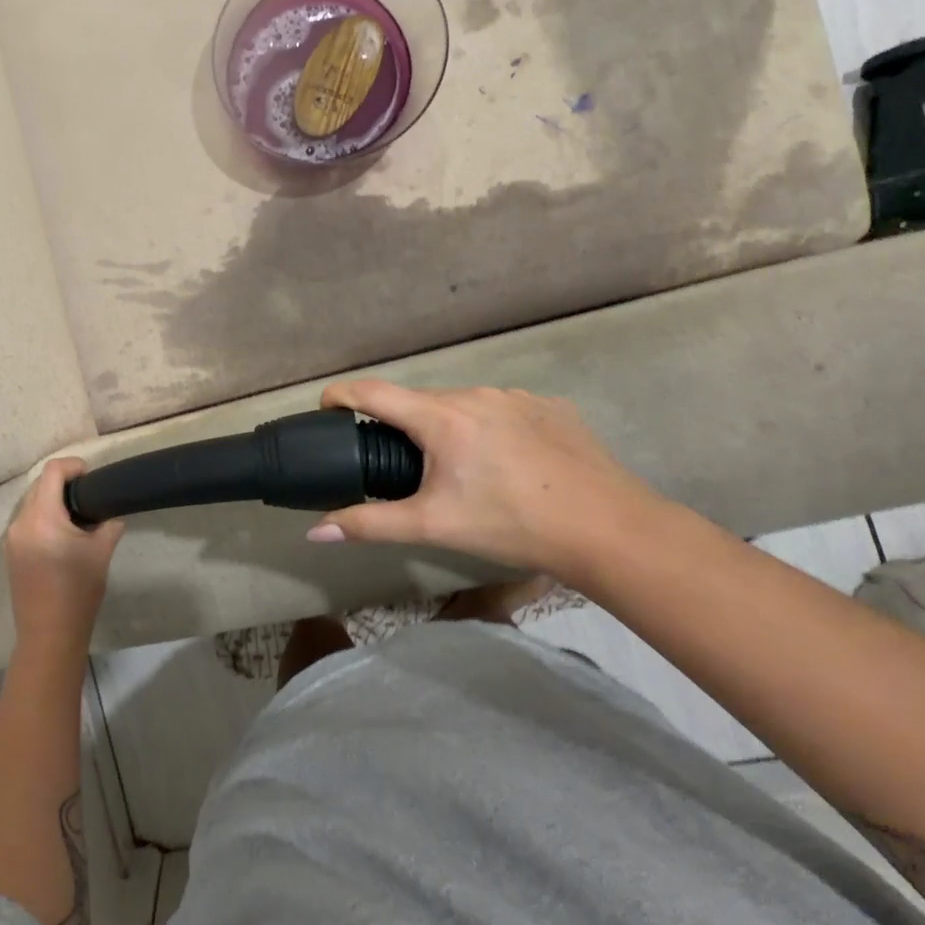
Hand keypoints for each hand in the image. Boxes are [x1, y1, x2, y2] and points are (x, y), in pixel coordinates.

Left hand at [4, 458, 125, 656]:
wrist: (50, 633)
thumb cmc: (78, 591)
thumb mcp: (100, 553)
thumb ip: (109, 525)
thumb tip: (113, 513)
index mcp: (41, 517)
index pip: (52, 472)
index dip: (73, 466)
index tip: (91, 478)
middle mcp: (20, 522)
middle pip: (39, 486)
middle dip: (63, 485)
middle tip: (89, 497)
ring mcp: (12, 539)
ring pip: (31, 505)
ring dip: (52, 503)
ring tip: (78, 518)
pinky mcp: (11, 554)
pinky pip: (27, 523)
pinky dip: (43, 519)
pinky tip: (63, 536)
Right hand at [305, 380, 666, 579]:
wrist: (608, 529)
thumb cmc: (511, 525)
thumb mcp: (432, 526)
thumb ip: (369, 524)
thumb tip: (315, 533)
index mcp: (441, 417)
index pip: (373, 392)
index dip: (341, 395)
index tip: (324, 408)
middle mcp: (476, 395)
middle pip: (419, 401)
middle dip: (400, 425)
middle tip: (396, 464)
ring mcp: (518, 397)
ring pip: (463, 405)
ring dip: (446, 427)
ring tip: (456, 469)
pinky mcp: (551, 407)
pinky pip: (502, 410)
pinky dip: (489, 430)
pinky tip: (505, 464)